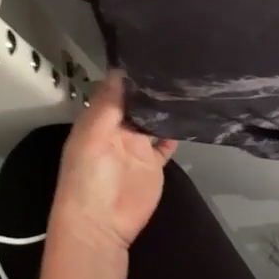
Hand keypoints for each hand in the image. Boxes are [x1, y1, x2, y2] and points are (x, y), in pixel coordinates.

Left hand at [49, 73, 177, 251]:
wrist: (101, 225)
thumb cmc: (89, 178)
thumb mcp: (93, 136)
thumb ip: (108, 103)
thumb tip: (121, 69)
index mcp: (97, 120)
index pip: (115, 90)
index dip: (131, 74)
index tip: (152, 53)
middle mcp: (117, 129)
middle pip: (137, 103)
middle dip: (151, 87)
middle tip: (177, 63)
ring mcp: (137, 146)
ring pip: (153, 120)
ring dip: (164, 106)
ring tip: (186, 83)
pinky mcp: (153, 163)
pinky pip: (166, 142)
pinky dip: (175, 131)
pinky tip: (189, 115)